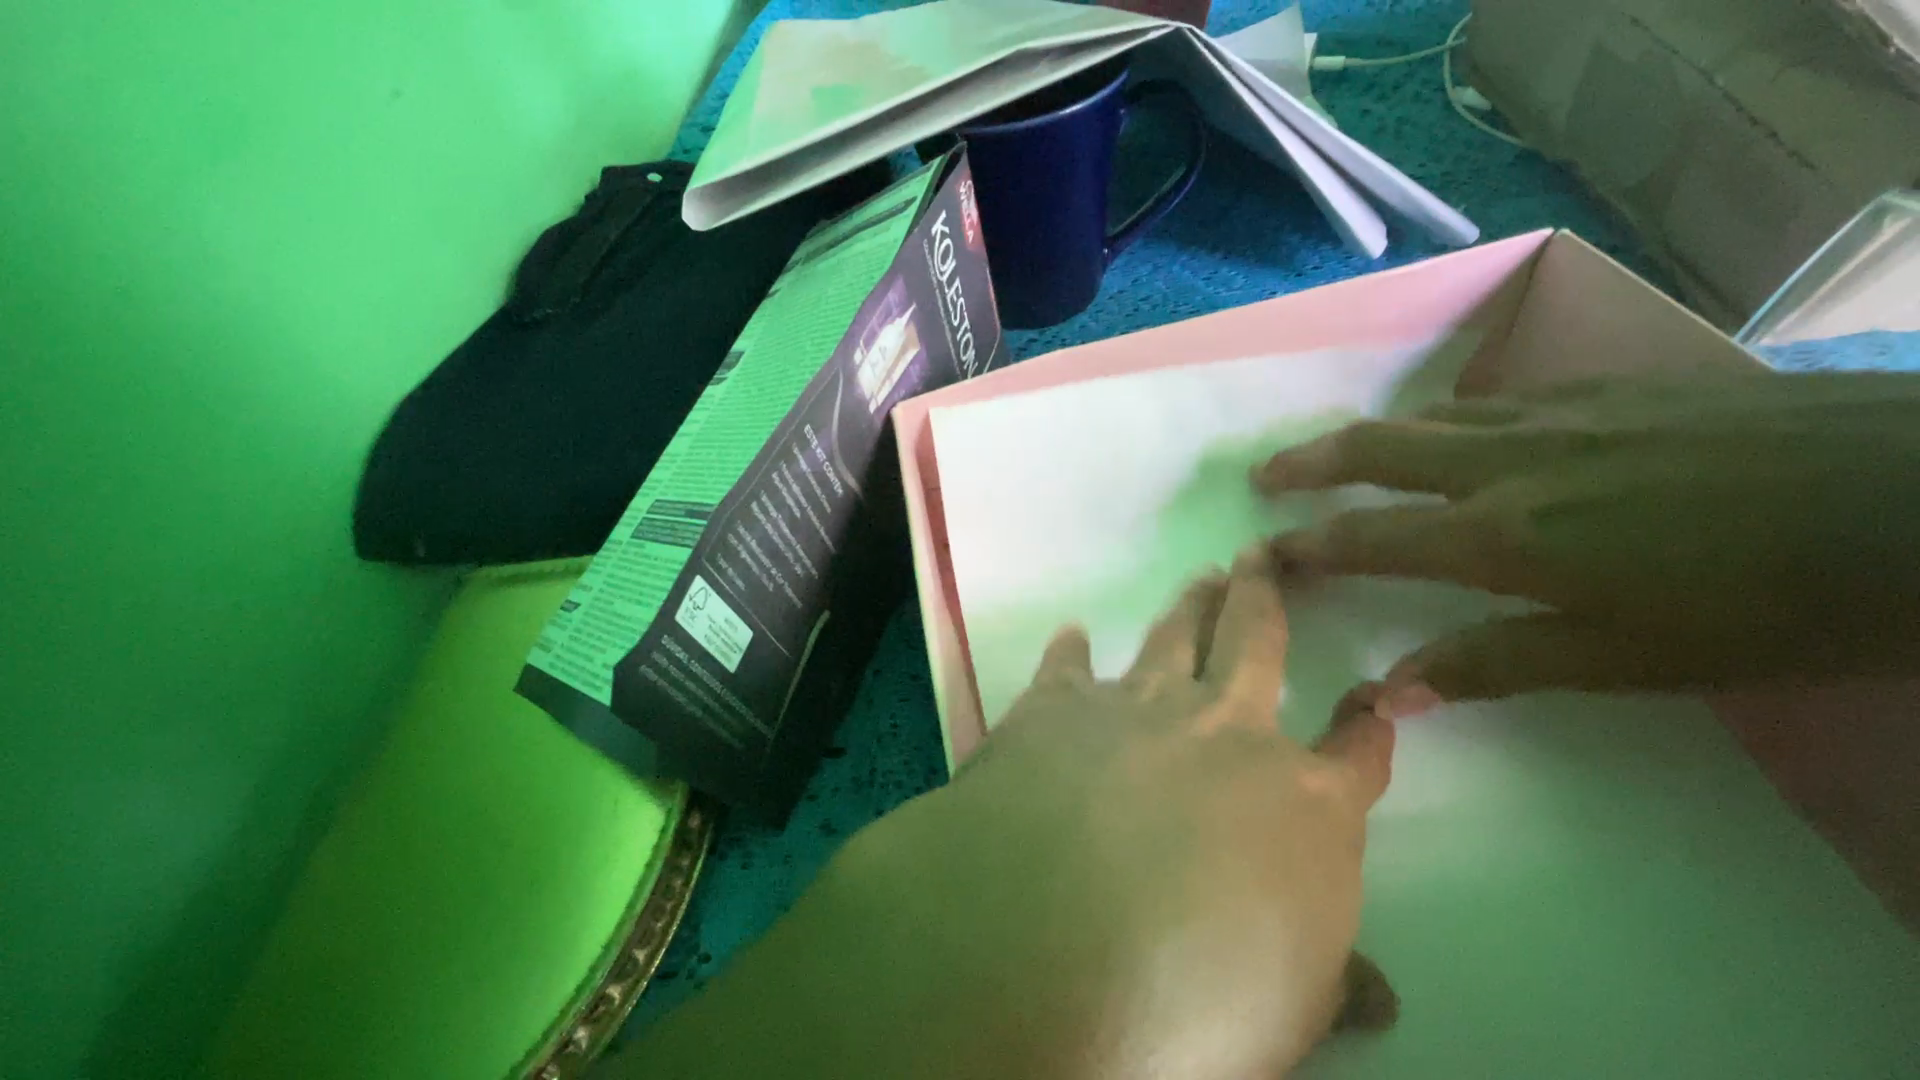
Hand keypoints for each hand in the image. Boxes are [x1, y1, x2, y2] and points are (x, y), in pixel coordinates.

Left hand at [621, 556, 1395, 1079]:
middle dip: (1265, 599)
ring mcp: (1137, 710)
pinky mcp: (1055, 709)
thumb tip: (1380, 997)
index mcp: (1300, 804)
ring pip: (1174, 637)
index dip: (1371, 724)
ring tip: (1202, 578)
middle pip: (1257, 644)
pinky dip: (1072, 650)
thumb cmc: (1190, 1001)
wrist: (1048, 947)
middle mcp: (1224, 734)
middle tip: (1265, 558)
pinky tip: (1073, 634)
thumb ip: (1329, 982)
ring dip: (1190, 606)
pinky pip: (1068, 666)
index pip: (1357, 753)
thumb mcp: (1286, 1013)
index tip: (1374, 696)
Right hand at [1253, 371, 1919, 711]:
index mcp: (1502, 534)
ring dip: (1370, 436)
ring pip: (1431, 417)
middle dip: (1310, 462)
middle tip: (1264, 476)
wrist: (1918, 495)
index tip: (1260, 552)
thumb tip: (1389, 693)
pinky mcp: (1607, 391)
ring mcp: (1556, 416)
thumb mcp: (1626, 657)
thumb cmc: (1765, 603)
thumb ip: (1495, 664)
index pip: (1368, 537)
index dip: (1306, 546)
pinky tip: (1456, 426)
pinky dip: (1447, 416)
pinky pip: (1495, 400)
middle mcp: (1506, 462)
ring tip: (1339, 452)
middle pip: (1377, 450)